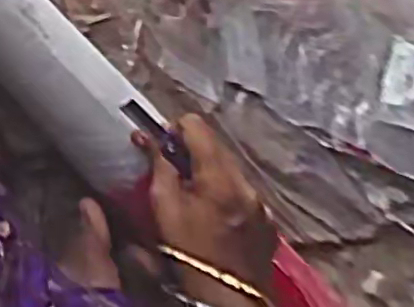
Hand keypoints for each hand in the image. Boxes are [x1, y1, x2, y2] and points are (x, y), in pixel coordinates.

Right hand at [136, 115, 276, 303]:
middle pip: (215, 143)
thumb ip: (157, 163)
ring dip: (209, 169)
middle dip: (192, 149)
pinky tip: (214, 213)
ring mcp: (261, 205)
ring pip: (230, 166)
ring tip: (194, 193)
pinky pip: (243, 190)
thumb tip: (145, 135)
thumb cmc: (188, 251)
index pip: (196, 124)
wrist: (225, 302)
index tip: (163, 148)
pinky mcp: (268, 223)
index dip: (175, 130)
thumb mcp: (163, 204)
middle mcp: (245, 184)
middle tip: (174, 169)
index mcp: (219, 176)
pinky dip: (226, 191)